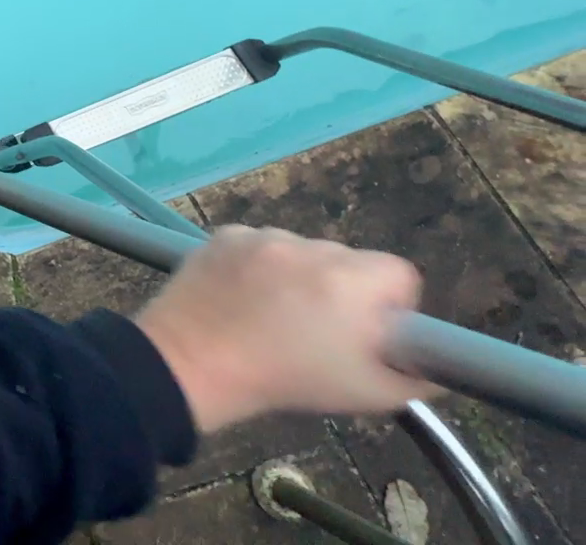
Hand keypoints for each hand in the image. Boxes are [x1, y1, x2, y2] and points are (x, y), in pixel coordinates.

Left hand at [134, 226, 438, 432]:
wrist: (194, 358)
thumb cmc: (287, 378)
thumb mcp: (375, 392)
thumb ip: (420, 374)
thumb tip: (433, 360)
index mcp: (350, 279)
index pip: (399, 271)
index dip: (391, 303)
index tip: (368, 328)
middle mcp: (305, 246)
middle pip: (346, 258)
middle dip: (343, 287)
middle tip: (318, 324)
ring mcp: (257, 237)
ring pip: (298, 249)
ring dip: (297, 272)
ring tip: (273, 310)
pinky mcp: (221, 235)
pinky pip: (256, 243)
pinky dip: (256, 262)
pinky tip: (242, 291)